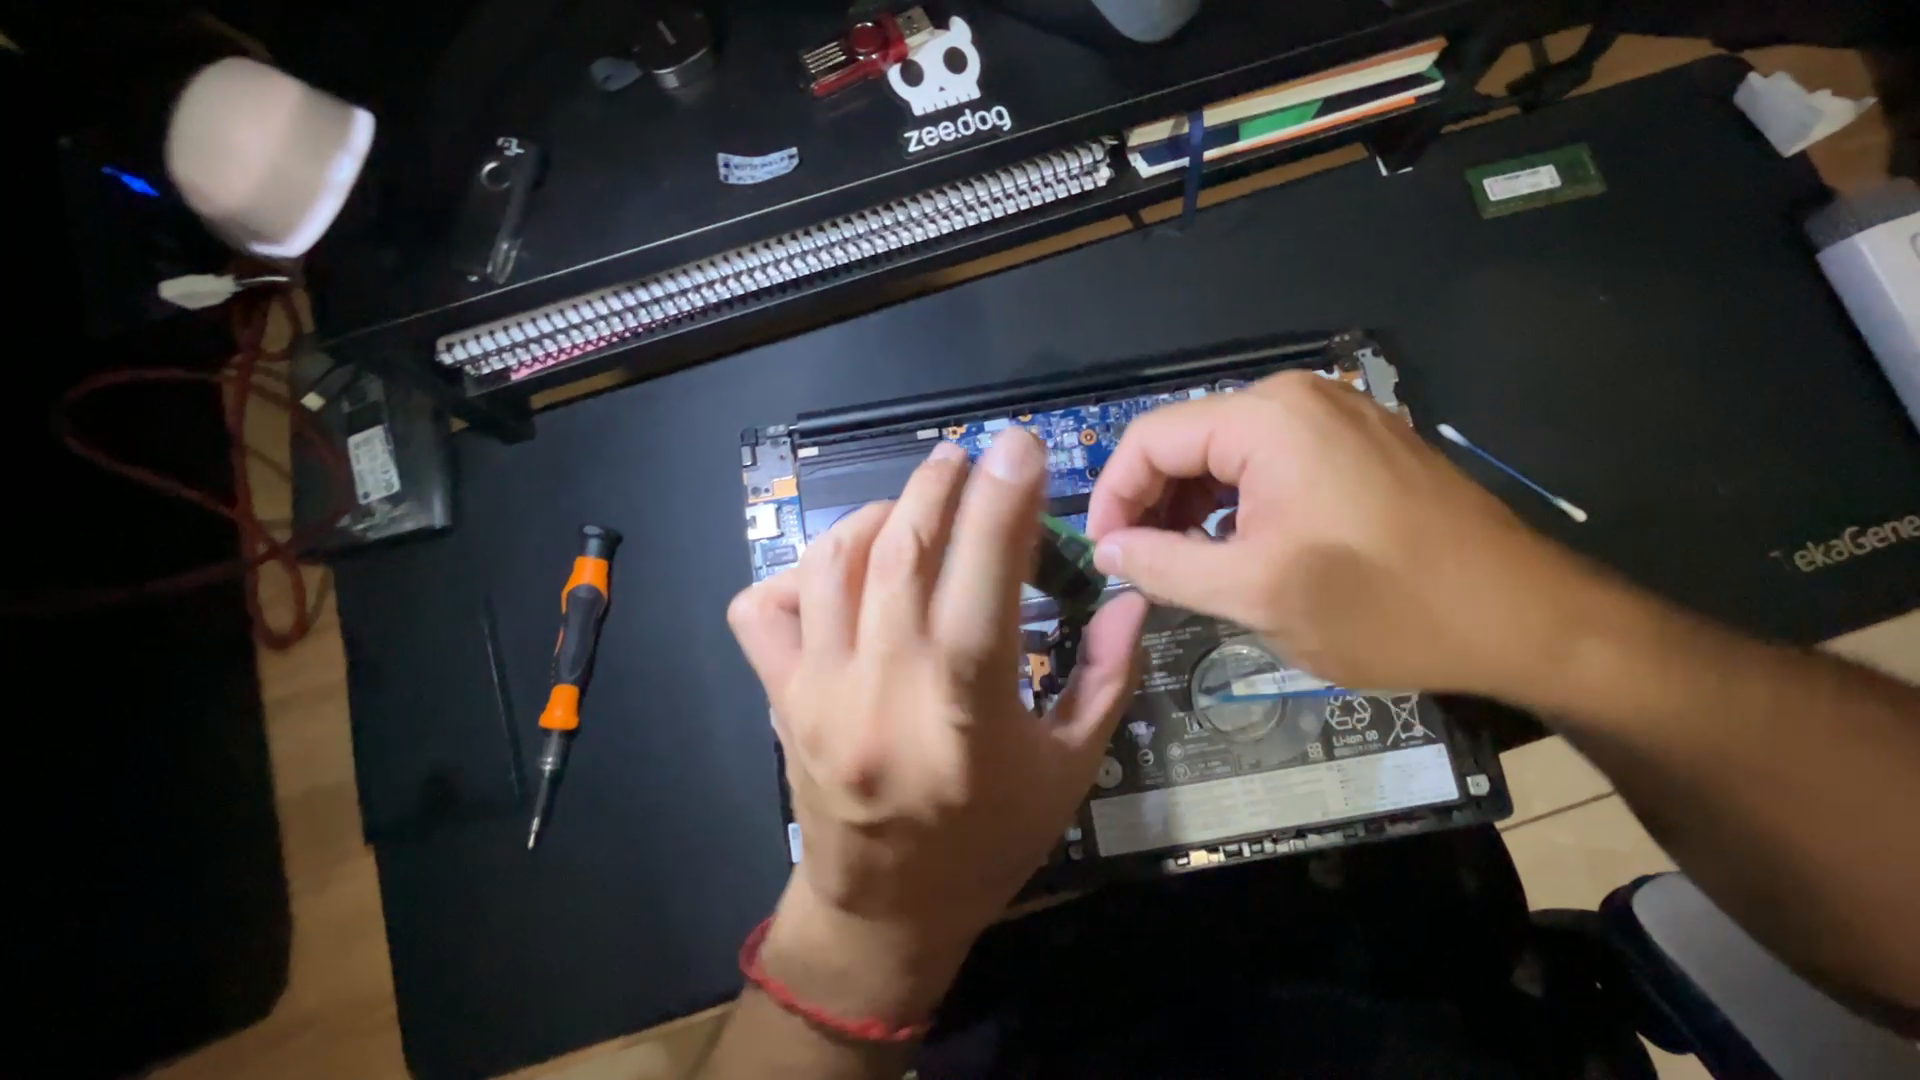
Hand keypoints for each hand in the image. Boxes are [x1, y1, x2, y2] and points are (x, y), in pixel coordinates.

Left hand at [729, 430, 1148, 1021]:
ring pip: (830, 564)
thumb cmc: (989, 843)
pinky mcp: (780, 699)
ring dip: (876, 515)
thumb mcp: (1070, 772)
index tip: (1019, 445)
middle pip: (900, 552)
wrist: (887, 911)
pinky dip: (796, 571)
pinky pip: (761, 609)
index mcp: (964, 710)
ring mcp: (818, 692)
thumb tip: (1131, 598)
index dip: (1003, 502)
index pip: (983, 580)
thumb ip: (1104, 677)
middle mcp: (881, 689)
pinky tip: (837, 575)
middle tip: (965, 456)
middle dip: (937, 484)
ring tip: (913, 508)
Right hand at [1085, 371, 1594, 698]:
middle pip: (1188, 441)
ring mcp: (1337, 418)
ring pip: (1228, 456)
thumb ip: (1163, 566)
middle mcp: (1299, 399)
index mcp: (1267, 419)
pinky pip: (1273, 465)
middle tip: (1139, 568)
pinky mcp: (1362, 446)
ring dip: (1193, 508)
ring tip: (1183, 567)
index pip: (1149, 439)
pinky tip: (1236, 550)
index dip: (1112, 497)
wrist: (1525, 621)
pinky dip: (1238, 506)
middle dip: (1152, 504)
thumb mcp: (1253, 593)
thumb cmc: (1383, 606)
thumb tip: (1107, 551)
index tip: (1102, 556)